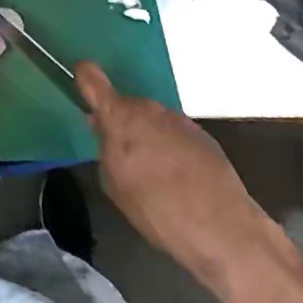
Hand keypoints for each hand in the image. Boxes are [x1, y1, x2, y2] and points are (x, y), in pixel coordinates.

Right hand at [78, 62, 295, 294]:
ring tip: (154, 175)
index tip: (81, 75)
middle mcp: (149, 110)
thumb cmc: (156, 209)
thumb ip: (105, 149)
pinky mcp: (202, 135)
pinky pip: (174, 134)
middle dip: (122, 125)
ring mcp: (178, 120)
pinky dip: (171, 148)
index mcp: (120, 119)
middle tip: (123, 157)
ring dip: (148, 137)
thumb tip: (104, 130)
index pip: (93, 81)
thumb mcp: (115, 185)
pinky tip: (178, 178)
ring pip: (152, 121)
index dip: (85, 77)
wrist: (221, 227)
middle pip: (127, 107)